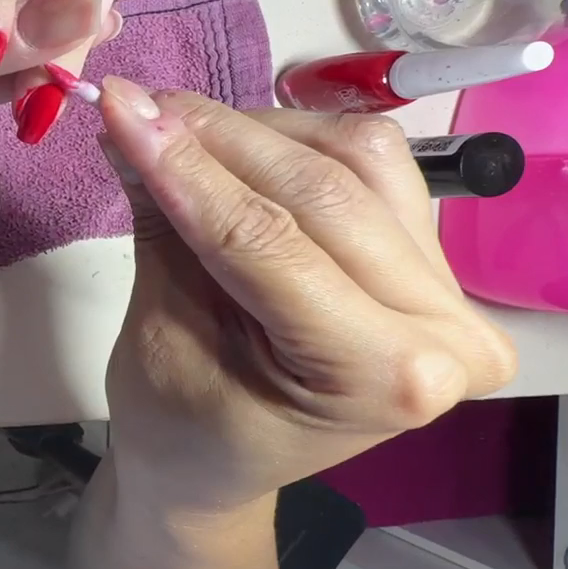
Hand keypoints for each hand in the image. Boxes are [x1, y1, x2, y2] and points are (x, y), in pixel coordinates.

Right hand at [97, 79, 517, 512]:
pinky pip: (369, 171)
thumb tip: (130, 133)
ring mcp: (449, 292)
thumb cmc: (176, 424)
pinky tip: (227, 142)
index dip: (182, 167)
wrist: (214, 465)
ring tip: (170, 123)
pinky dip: (289, 141)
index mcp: (378, 374)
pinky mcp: (428, 263)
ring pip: (357, 162)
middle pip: (321, 192)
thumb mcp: (157, 333)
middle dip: (214, 137)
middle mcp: (444, 329)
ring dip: (253, 129)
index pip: (266, 242)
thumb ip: (162, 228)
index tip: (119, 108)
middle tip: (133, 103)